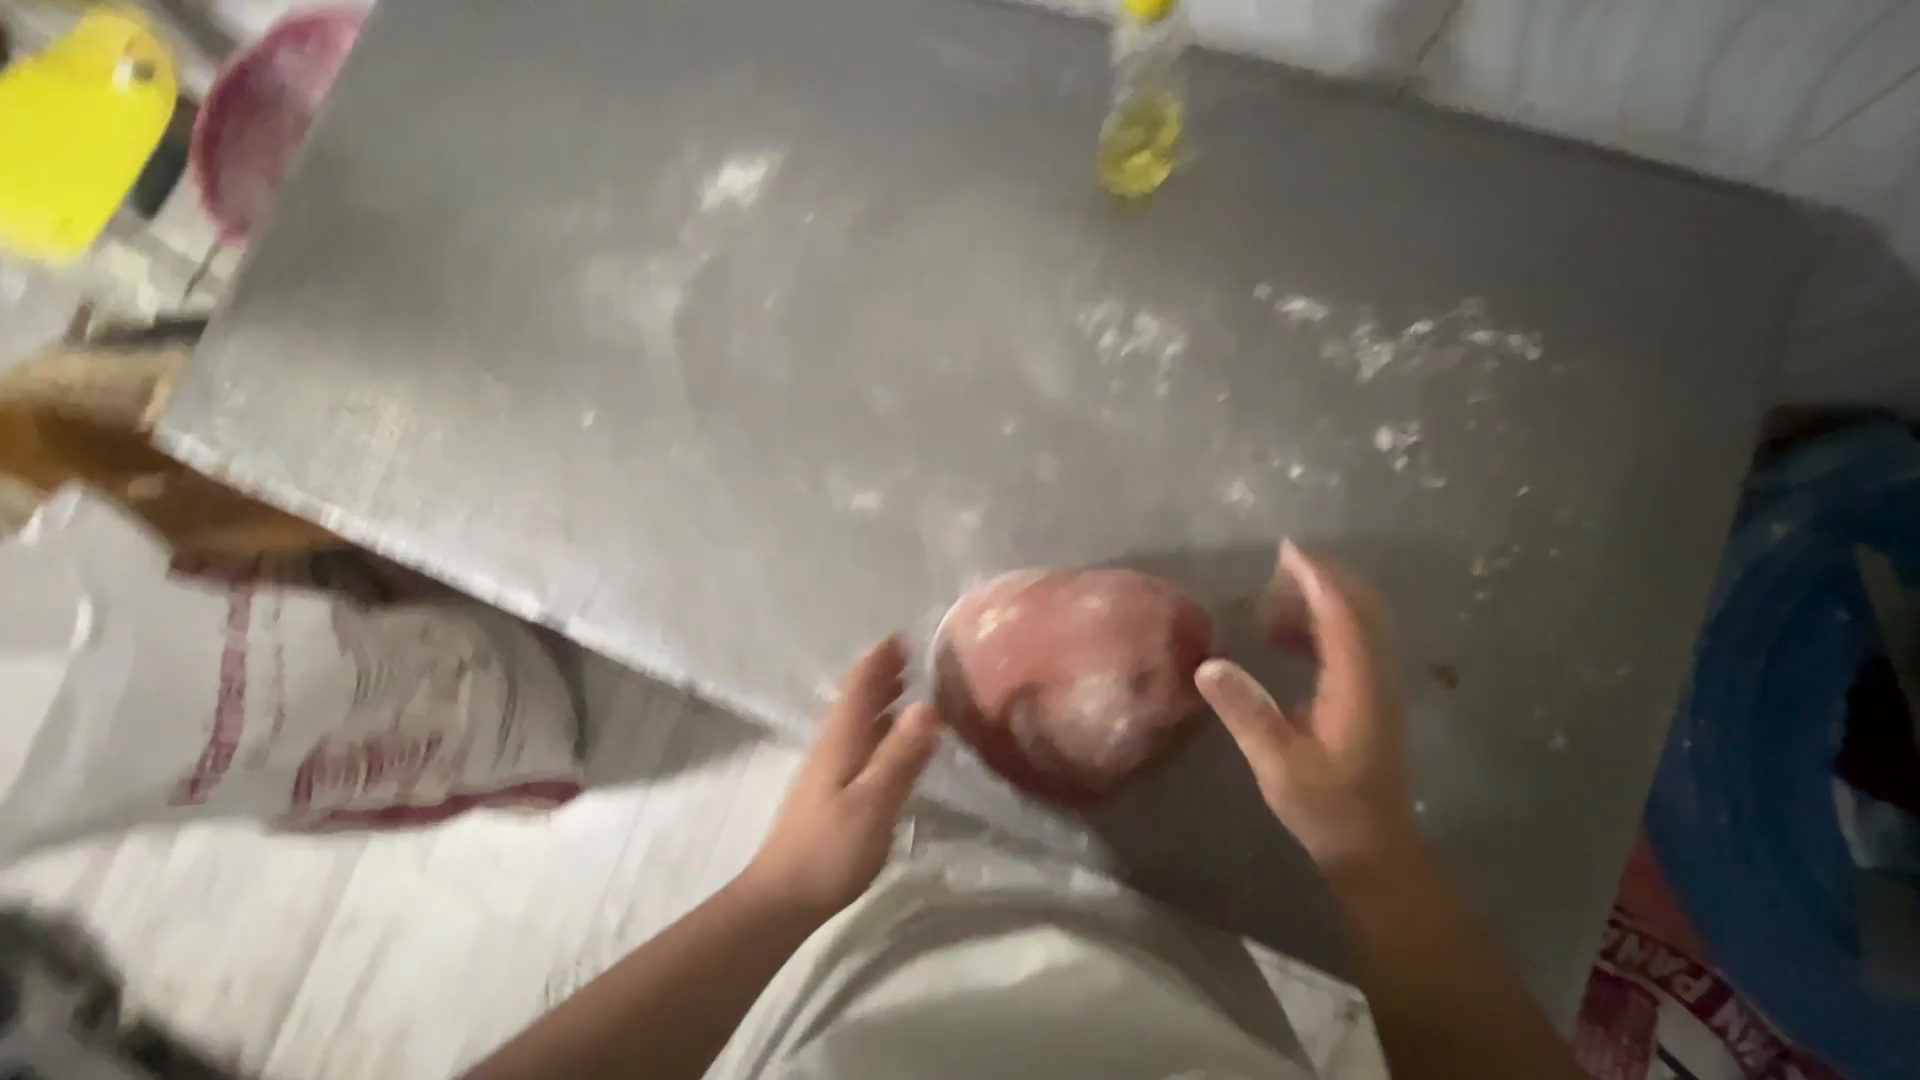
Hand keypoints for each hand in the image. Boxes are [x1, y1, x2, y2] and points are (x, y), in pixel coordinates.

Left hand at [741, 635, 941, 920]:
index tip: (901, 636)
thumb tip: (927, 706)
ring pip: (856, 722)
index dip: (878, 660)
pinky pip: (859, 744)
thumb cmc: (830, 849)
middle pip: (856, 700)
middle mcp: (832, 747)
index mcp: (841, 741)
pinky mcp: (831, 792)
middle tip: (909, 655)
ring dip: (879, 700)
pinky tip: (892, 742)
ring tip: (905, 687)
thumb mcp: (874, 802)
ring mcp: (829, 770)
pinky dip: (878, 729)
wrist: (782, 897)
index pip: (859, 688)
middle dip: (880, 675)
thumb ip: (900, 755)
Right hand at [1195, 542, 1419, 872]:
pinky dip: (1322, 626)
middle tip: (1278, 566)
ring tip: (1273, 600)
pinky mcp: (1370, 699)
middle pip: (1361, 608)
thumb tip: (1208, 664)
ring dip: (1322, 601)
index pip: (1342, 615)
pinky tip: (1285, 640)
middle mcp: (1375, 677)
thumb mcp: (1277, 764)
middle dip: (1324, 578)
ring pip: (1360, 623)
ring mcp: (1377, 687)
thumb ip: (1246, 712)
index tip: (1286, 550)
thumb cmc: (1326, 807)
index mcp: (1357, 686)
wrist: (1373, 848)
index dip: (1317, 578)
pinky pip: (1352, 643)